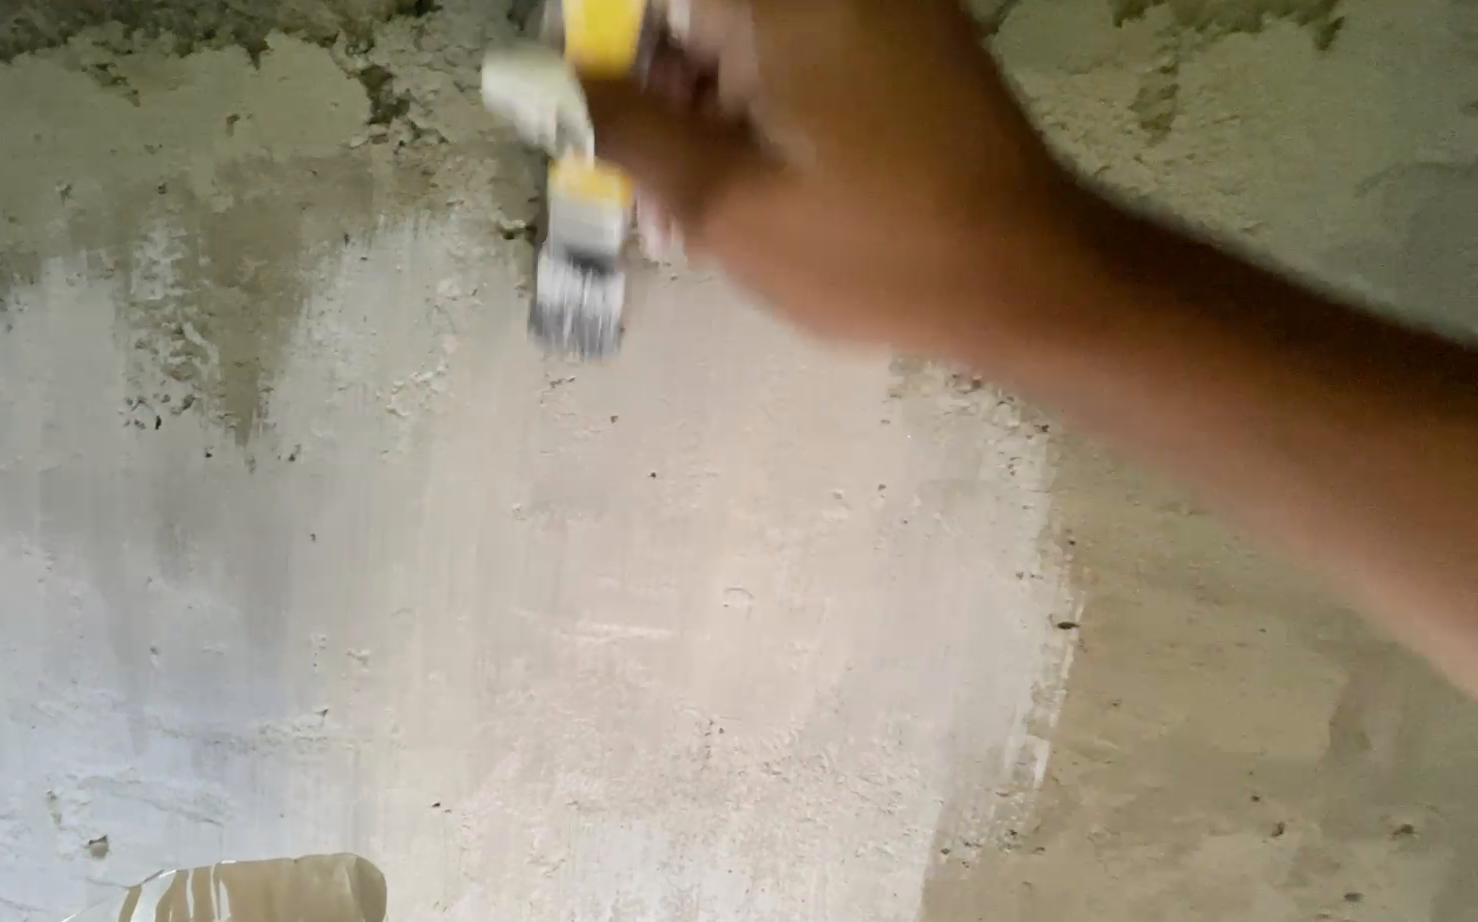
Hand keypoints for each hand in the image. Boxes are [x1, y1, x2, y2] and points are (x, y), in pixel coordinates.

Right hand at [590, 0, 1103, 353]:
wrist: (1013, 276)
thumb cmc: (863, 247)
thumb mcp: (720, 199)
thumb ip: (619, 128)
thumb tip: (527, 79)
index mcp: (780, 0)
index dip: (599, 48)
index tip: (587, 122)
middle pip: (690, 21)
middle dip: (648, 104)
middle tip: (641, 200)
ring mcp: (866, 11)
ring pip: (733, 52)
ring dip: (692, 130)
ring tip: (686, 226)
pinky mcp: (886, 51)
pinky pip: (782, 71)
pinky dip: (745, 129)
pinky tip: (738, 202)